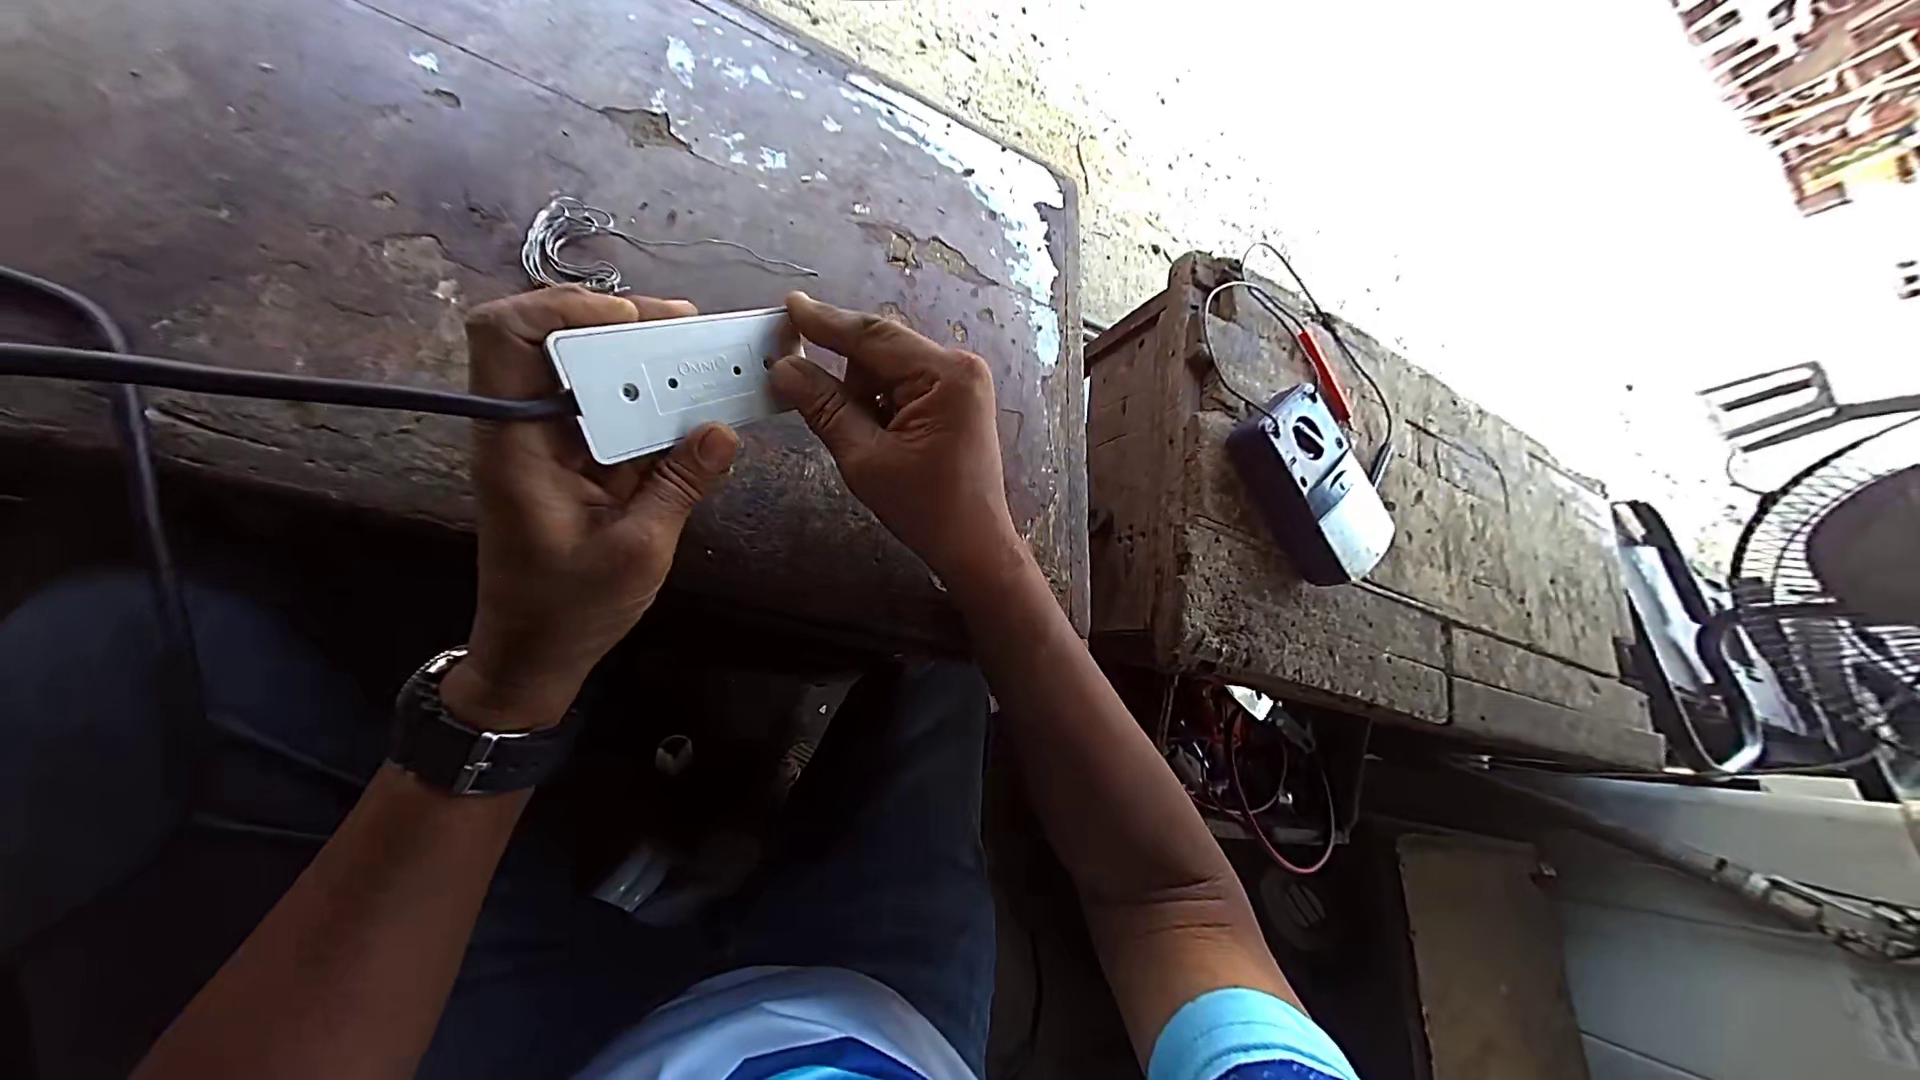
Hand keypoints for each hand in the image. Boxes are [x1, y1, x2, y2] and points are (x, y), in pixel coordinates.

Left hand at [444, 286, 739, 730]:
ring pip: (593, 379)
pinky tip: (699, 407)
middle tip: (688, 328)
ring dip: (647, 364)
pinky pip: (618, 419)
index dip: (563, 309)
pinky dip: (658, 407)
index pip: (509, 339)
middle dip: (623, 328)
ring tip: (703, 358)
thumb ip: (680, 485)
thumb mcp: (638, 548)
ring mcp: (558, 448)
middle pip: (558, 346)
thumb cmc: (571, 607)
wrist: (539, 652)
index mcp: (518, 445)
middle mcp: (530, 432)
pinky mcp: (584, 466)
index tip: (633, 320)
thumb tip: (724, 430)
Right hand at [769, 292, 1025, 590]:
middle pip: (880, 353)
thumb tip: (785, 368)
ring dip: (863, 399)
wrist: (972, 544)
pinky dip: (880, 407)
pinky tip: (880, 439)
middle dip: (847, 380)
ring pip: (887, 372)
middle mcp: (959, 369)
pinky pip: (903, 387)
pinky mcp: (954, 401)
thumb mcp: (865, 458)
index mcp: (946, 376)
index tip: (790, 307)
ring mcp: (960, 384)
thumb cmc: (928, 509)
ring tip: (868, 445)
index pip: (874, 336)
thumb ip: (824, 407)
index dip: (826, 323)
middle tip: (818, 406)